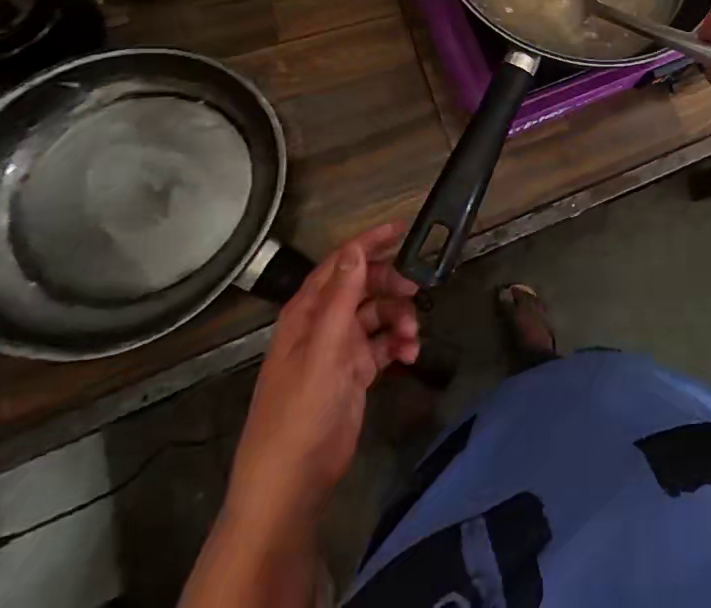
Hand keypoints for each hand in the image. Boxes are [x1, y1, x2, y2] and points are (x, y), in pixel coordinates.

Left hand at [225, 224, 420, 524]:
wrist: (291, 481)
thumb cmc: (300, 411)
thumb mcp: (322, 351)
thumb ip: (340, 299)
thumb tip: (355, 251)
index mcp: (308, 311)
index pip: (341, 263)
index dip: (370, 243)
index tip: (404, 229)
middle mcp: (323, 324)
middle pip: (364, 287)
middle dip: (392, 285)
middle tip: (418, 292)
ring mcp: (340, 349)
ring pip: (377, 316)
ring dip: (399, 320)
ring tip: (413, 340)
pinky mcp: (354, 374)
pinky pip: (382, 346)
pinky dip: (398, 345)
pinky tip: (410, 357)